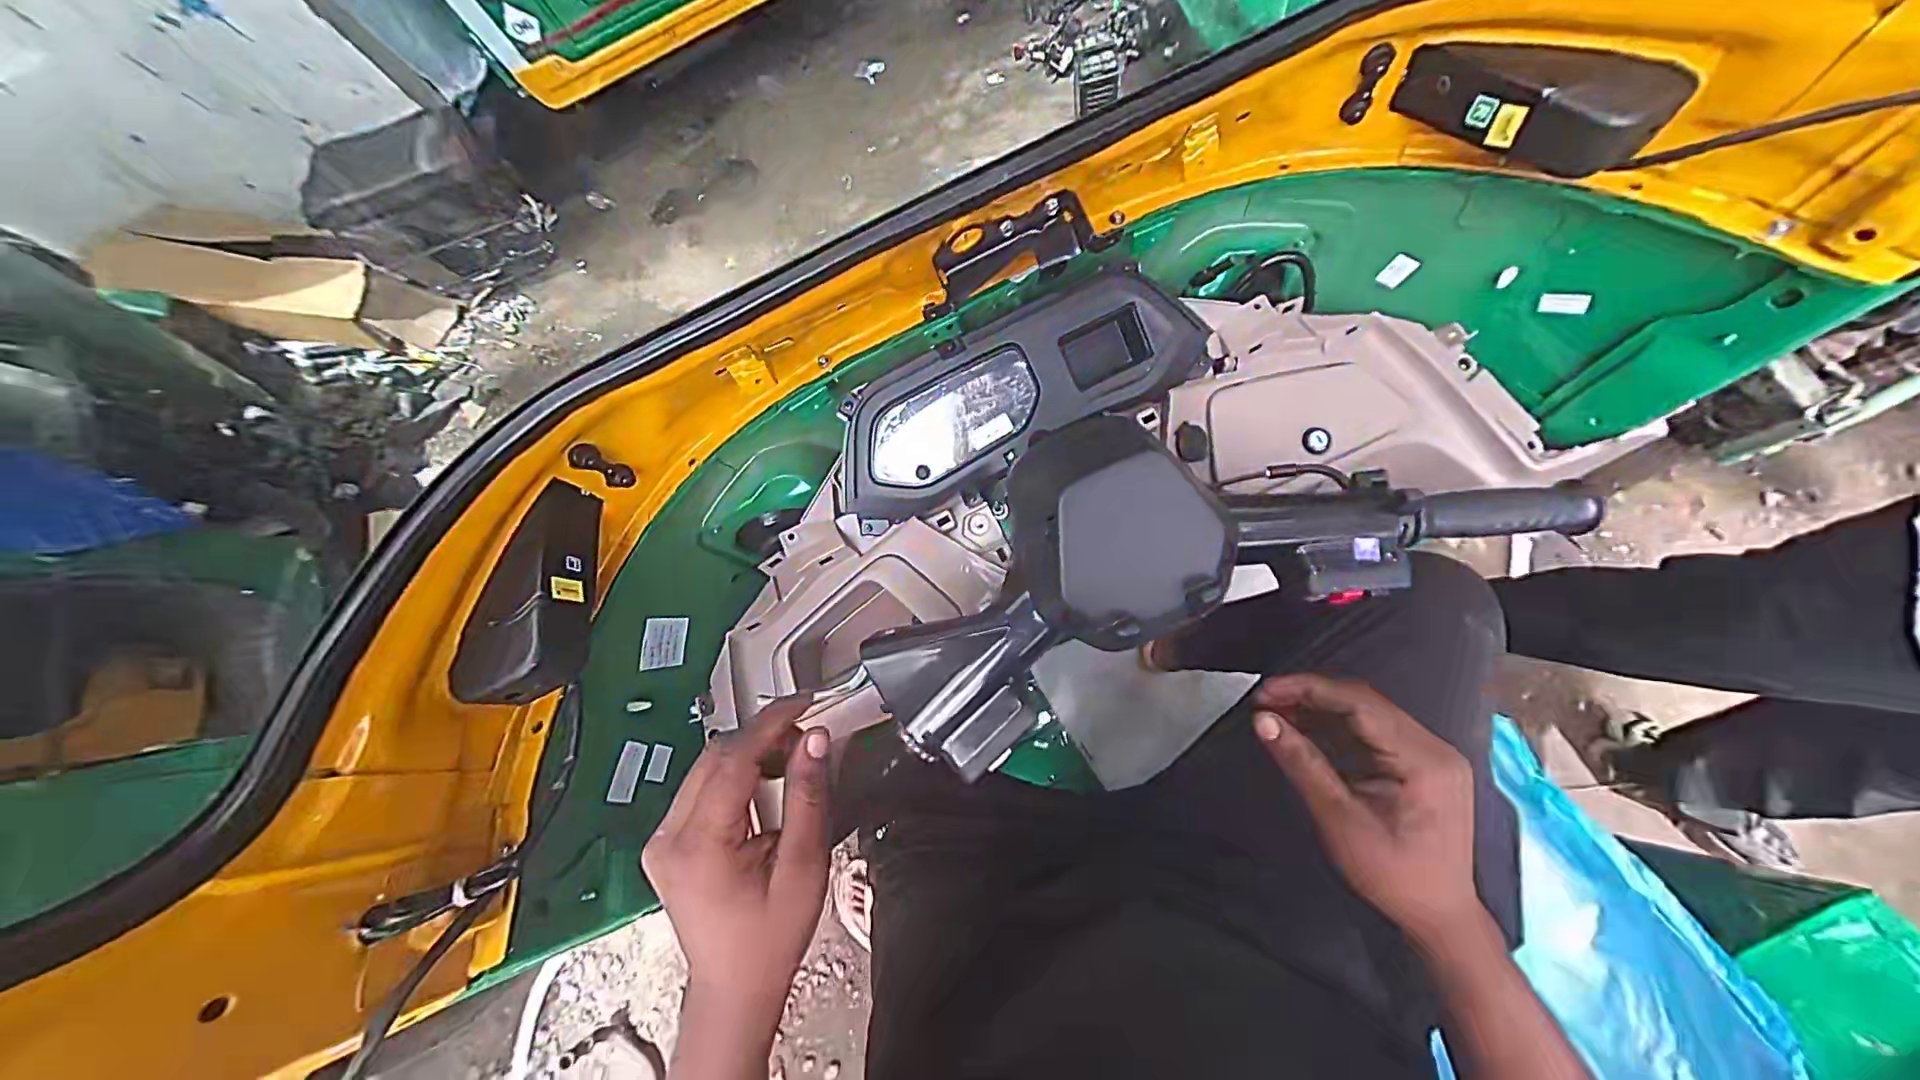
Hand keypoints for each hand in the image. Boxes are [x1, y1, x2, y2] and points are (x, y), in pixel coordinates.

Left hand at [642, 696, 831, 1019]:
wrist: (736, 985)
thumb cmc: (769, 938)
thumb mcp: (803, 865)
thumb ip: (808, 796)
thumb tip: (814, 740)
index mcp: (698, 846)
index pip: (734, 758)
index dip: (772, 723)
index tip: (803, 703)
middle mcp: (669, 838)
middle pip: (717, 755)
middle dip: (765, 736)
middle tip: (806, 737)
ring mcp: (663, 839)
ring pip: (709, 765)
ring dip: (753, 752)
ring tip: (792, 760)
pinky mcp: (669, 841)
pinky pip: (703, 785)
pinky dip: (739, 772)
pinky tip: (767, 781)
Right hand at [1251, 674, 1482, 944]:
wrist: (1437, 916)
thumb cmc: (1392, 875)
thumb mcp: (1339, 818)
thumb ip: (1301, 762)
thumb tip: (1263, 721)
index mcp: (1423, 760)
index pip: (1359, 702)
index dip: (1308, 689)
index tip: (1267, 692)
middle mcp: (1433, 749)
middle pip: (1362, 701)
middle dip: (1309, 696)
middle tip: (1265, 701)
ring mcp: (1428, 755)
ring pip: (1364, 713)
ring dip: (1318, 710)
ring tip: (1276, 713)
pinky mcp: (1417, 764)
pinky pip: (1369, 731)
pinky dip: (1333, 727)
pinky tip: (1302, 730)